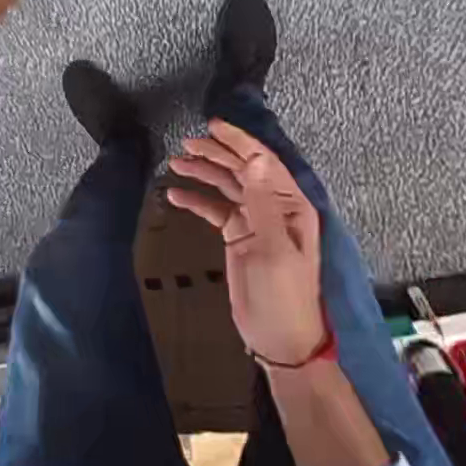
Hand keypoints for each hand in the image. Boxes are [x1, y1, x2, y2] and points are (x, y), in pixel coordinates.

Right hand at [167, 120, 325, 365]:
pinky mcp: (238, 236)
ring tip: (176, 163)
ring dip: (203, 173)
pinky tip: (176, 194)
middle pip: (241, 169)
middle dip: (215, 153)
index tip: (213, 126)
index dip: (239, 141)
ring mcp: (254, 220)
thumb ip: (263, 201)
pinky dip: (197, 200)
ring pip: (226, 185)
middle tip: (186, 144)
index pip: (262, 161)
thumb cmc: (284, 295)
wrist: (279, 339)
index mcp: (289, 205)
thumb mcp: (274, 248)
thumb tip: (255, 158)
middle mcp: (272, 206)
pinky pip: (215, 209)